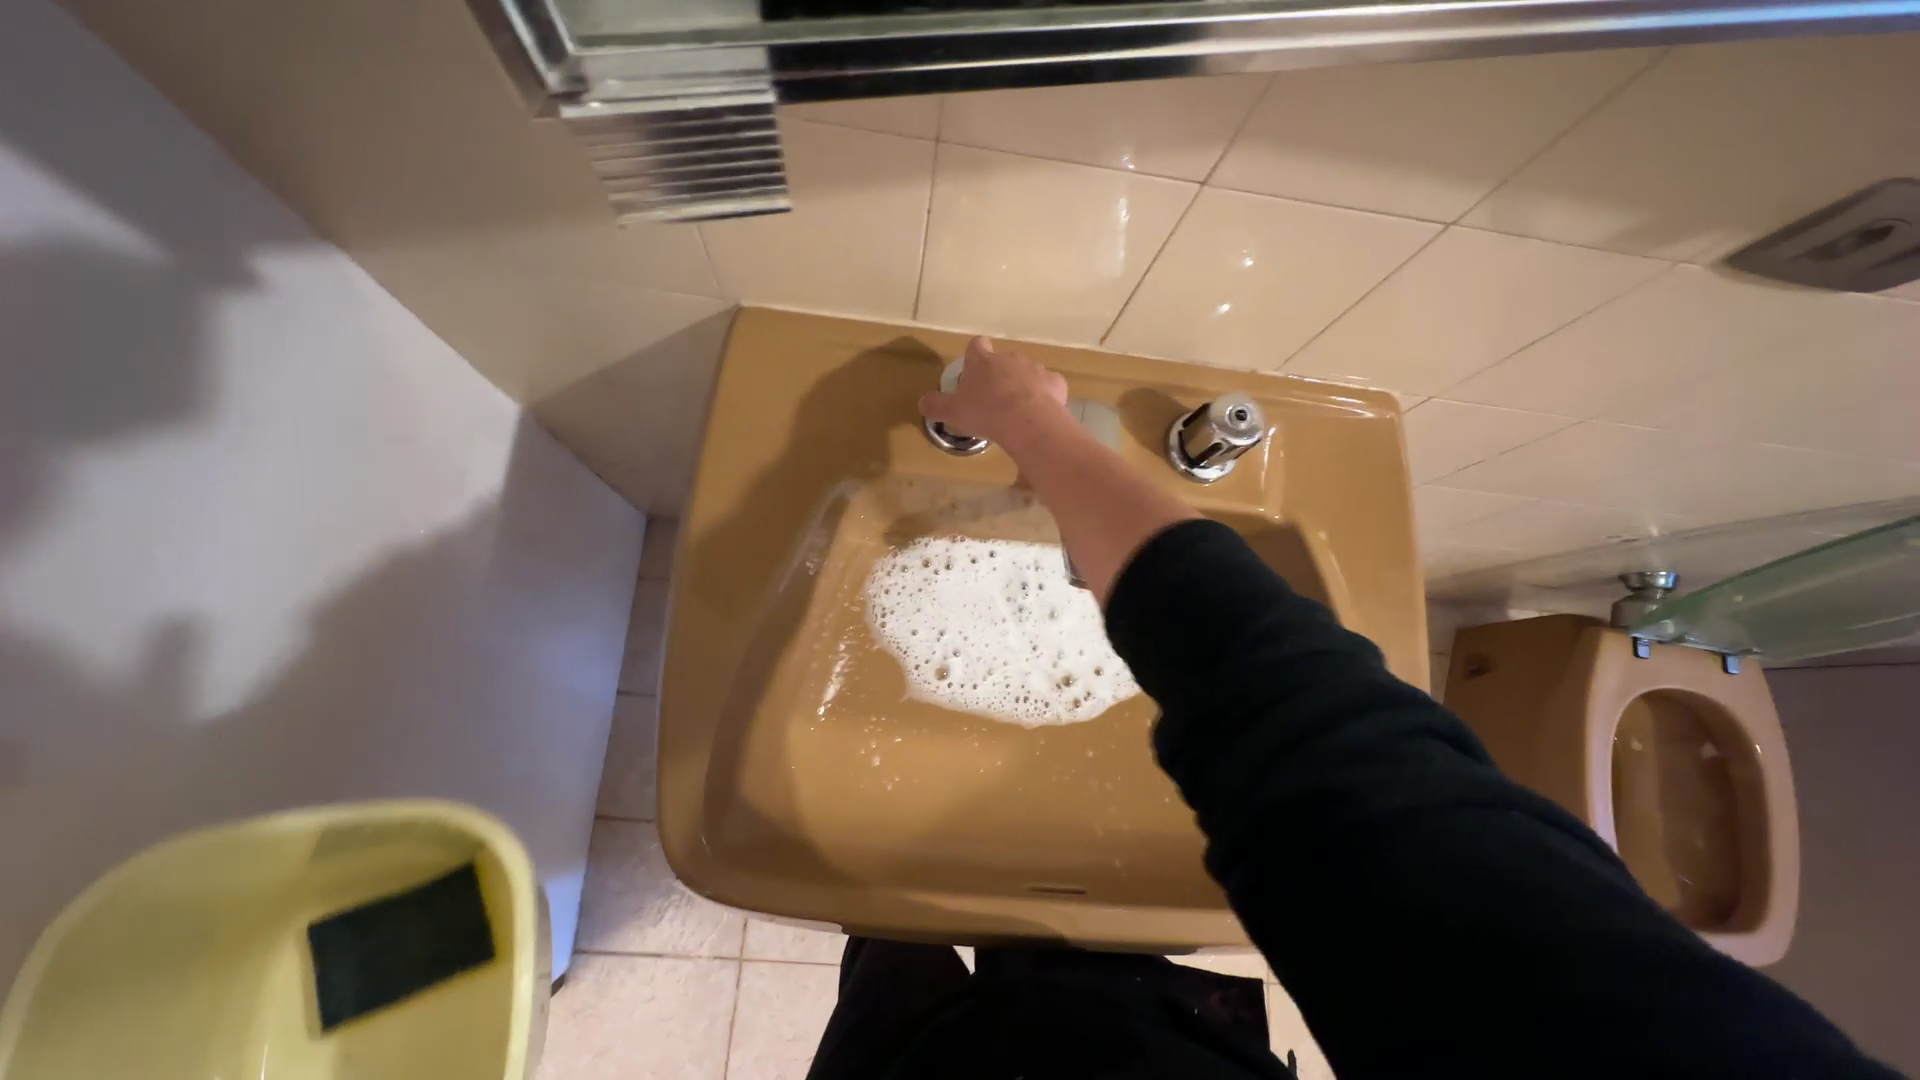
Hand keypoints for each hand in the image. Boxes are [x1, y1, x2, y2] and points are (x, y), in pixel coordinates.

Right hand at [918, 336, 1068, 449]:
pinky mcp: (1055, 382)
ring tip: (1017, 411)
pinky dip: (1044, 396)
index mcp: (982, 361)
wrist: (1027, 421)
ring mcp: (1035, 368)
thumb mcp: (953, 412)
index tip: (973, 368)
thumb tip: (922, 402)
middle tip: (993, 401)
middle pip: (1002, 361)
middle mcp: (1009, 358)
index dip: (974, 354)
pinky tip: (1039, 413)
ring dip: (1022, 386)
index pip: (976, 345)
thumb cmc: (985, 413)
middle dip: (999, 376)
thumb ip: (936, 405)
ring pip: (1026, 373)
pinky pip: (1048, 386)